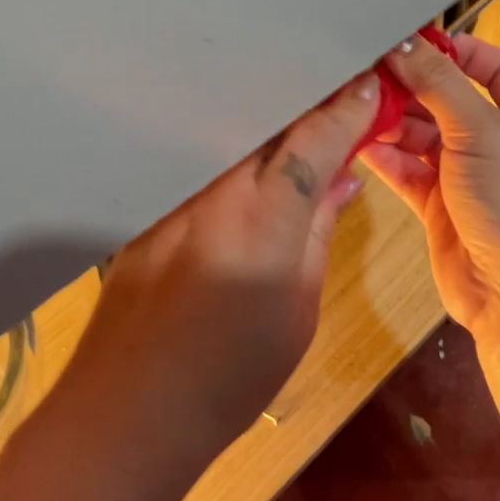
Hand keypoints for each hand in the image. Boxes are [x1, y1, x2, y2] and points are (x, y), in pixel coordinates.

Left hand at [0, 74, 378, 500]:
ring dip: (274, 125)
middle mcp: (216, 187)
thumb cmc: (231, 374)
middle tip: (343, 96)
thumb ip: (318, 232)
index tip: (372, 87)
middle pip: (273, 123)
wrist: (128, 414)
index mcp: (265, 216)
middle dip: (312, 103)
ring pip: (235, 137)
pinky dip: (235, 154)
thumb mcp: (298, 309)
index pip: (316, 138)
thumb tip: (342, 183)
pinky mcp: (147, 206)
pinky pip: (202, 161)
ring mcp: (174, 193)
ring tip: (300, 127)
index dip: (349, 108)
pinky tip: (247, 166)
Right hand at [360, 33, 499, 341]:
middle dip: (414, 87)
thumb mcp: (481, 130)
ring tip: (356, 105)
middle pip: (451, 101)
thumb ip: (439, 84)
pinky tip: (359, 144)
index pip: (497, 68)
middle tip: (368, 72)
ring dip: (395, 122)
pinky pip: (411, 174)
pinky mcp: (444, 211)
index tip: (415, 41)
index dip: (460, 52)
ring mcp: (471, 179)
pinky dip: (388, 159)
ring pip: (426, 138)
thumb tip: (404, 44)